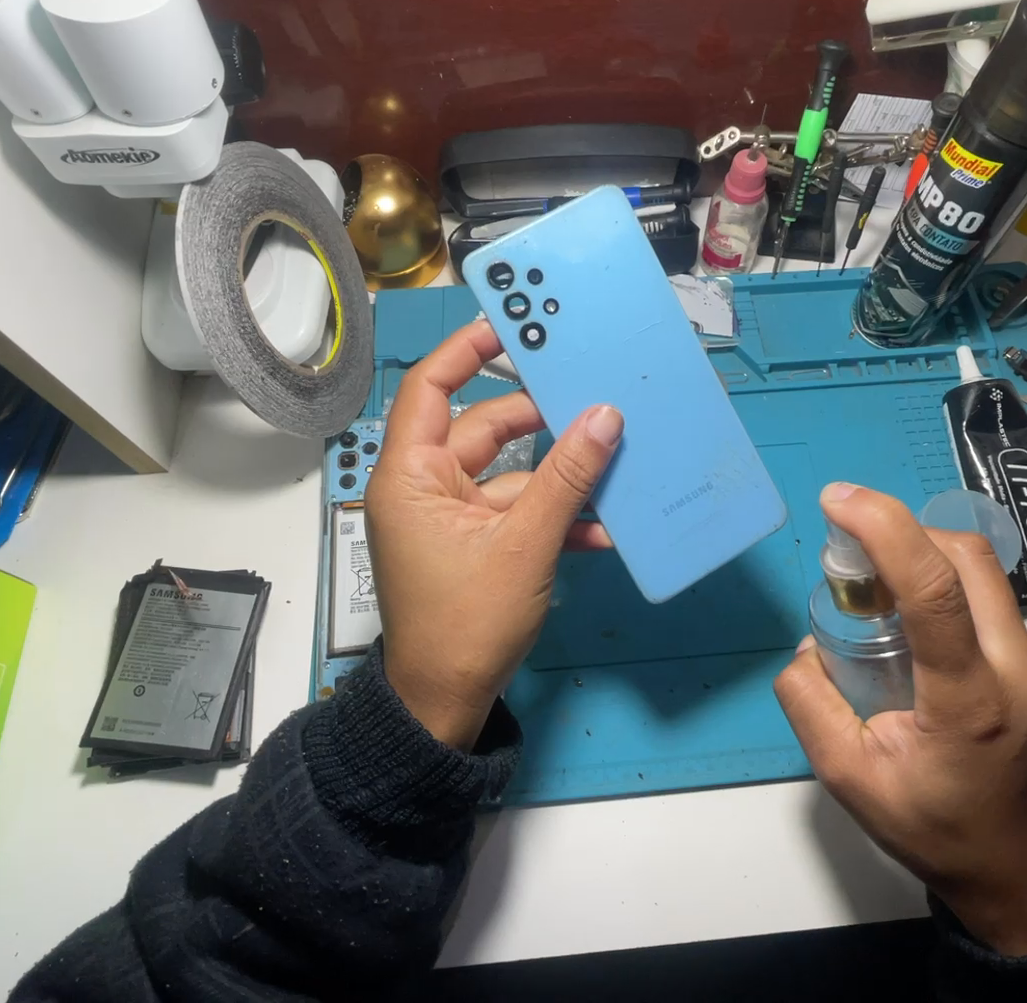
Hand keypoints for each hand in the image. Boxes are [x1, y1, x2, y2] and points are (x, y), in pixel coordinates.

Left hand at [366, 319, 622, 749]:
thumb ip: (567, 479)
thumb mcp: (524, 546)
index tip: (513, 324)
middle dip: (543, 421)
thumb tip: (606, 418)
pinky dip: (555, 516)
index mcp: (412, 475)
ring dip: (560, 477)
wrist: (447, 703)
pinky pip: (518, 511)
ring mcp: (454, 516)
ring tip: (614, 464)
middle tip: (593, 398)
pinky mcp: (477, 543)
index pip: (430, 388)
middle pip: (486, 428)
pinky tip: (602, 526)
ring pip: (513, 473)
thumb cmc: (467, 622)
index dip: (467, 351)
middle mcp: (428, 485)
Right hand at [775, 482, 1026, 955]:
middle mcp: (1019, 669)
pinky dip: (945, 590)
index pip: (934, 589)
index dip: (885, 528)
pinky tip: (913, 630)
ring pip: (984, 575)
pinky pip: (991, 604)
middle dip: (903, 531)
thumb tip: (807, 646)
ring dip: (924, 558)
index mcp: (971, 701)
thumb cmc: (937, 834)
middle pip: (968, 559)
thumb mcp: (849, 781)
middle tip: (850, 551)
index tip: (837, 499)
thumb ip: (811, 703)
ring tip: (876, 592)